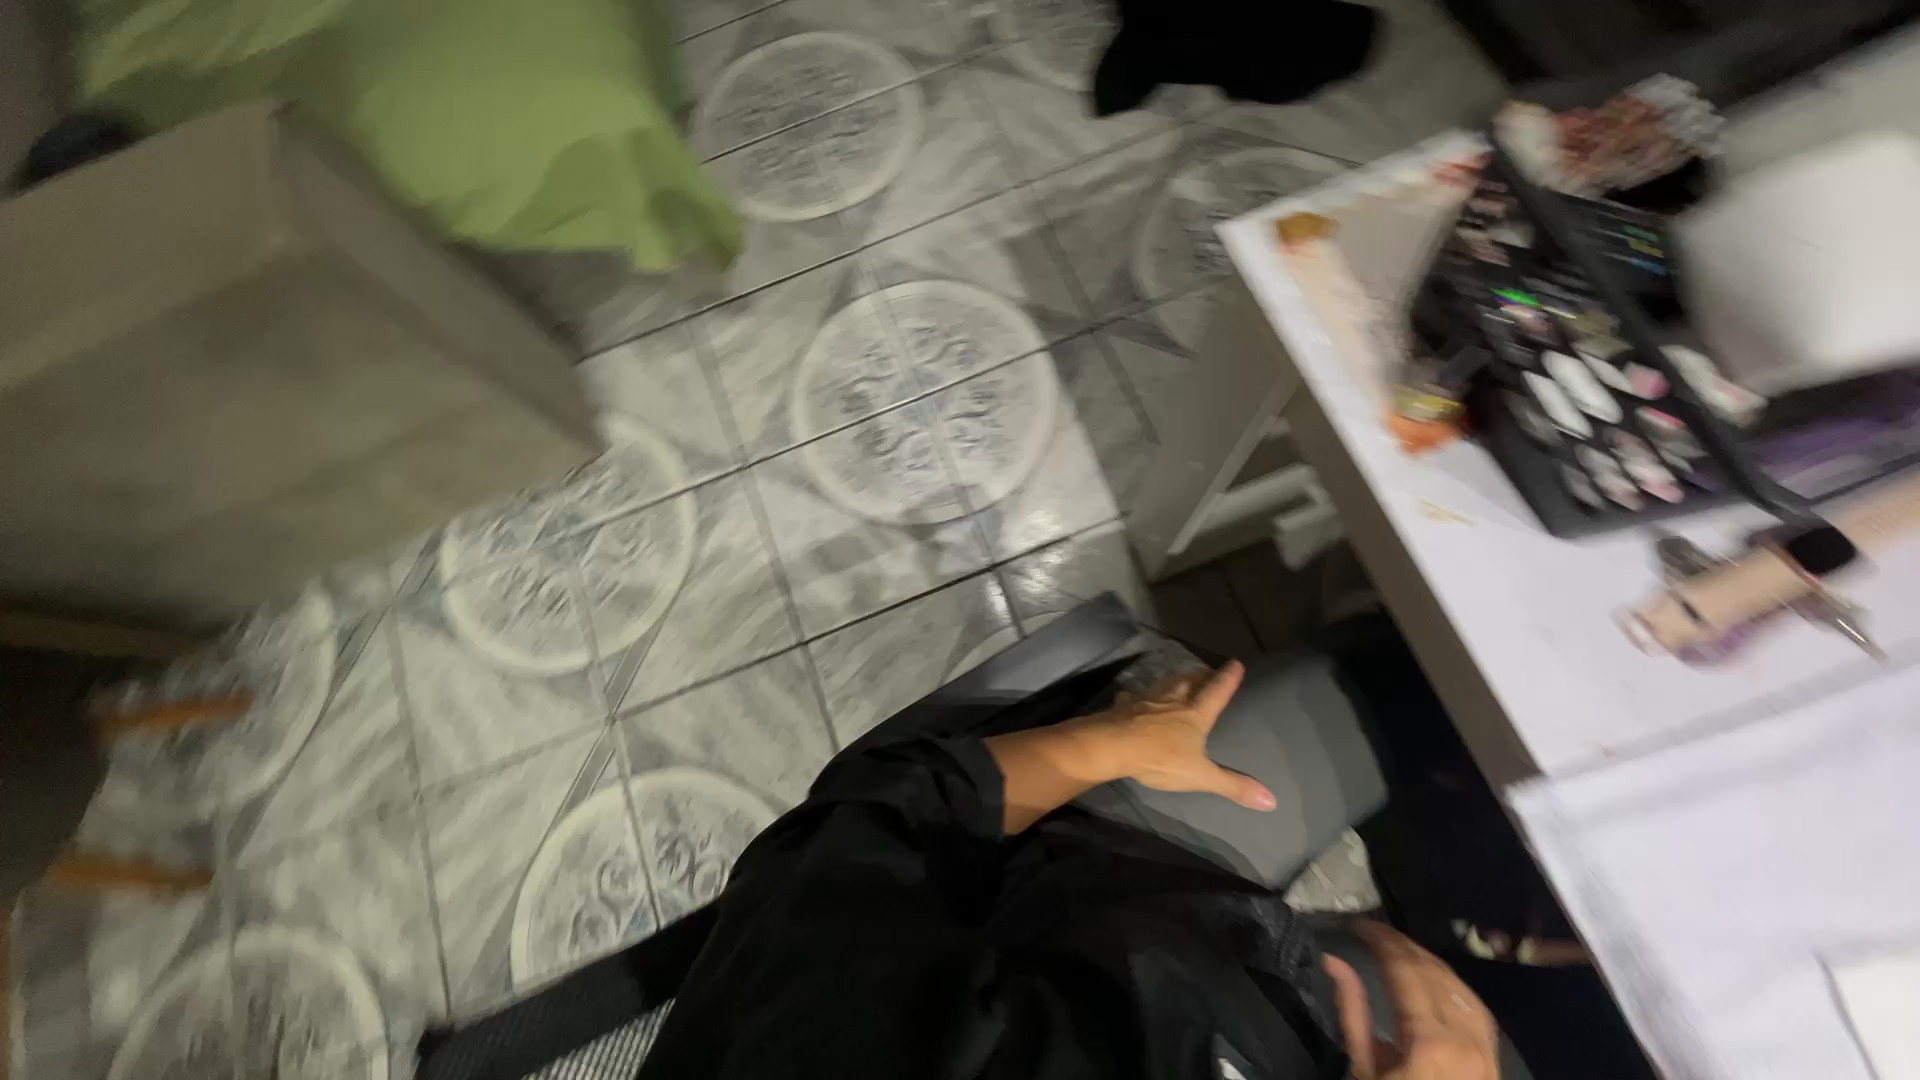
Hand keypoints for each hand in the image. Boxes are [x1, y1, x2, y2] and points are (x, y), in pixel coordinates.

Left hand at [1070, 661, 1275, 811]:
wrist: (1113, 746)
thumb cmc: (1160, 759)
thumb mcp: (1200, 776)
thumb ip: (1233, 786)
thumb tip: (1272, 801)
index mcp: (1194, 715)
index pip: (1216, 693)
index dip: (1228, 679)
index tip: (1236, 662)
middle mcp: (1171, 702)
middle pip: (1188, 681)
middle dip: (1199, 675)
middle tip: (1204, 670)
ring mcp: (1145, 702)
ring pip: (1163, 684)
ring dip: (1173, 680)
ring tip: (1177, 679)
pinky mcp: (1124, 707)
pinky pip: (1133, 697)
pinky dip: (1137, 696)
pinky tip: (1133, 697)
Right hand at [1323, 921, 1500, 1079]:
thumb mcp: (1363, 1069)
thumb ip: (1351, 1010)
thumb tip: (1333, 961)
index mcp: (1428, 1040)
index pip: (1405, 969)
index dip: (1381, 940)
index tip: (1359, 925)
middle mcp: (1465, 1039)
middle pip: (1434, 973)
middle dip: (1403, 945)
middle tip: (1375, 932)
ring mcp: (1486, 1052)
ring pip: (1460, 987)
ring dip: (1429, 962)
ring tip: (1401, 949)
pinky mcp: (1494, 1063)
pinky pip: (1476, 1010)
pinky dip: (1453, 986)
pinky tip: (1437, 980)